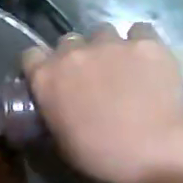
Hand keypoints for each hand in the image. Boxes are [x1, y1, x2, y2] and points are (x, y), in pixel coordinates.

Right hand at [22, 23, 182, 182]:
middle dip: (75, 54)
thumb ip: (52, 110)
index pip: (31, 55)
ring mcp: (111, 45)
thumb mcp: (57, 136)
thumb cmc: (96, 152)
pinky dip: (140, 40)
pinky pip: (140, 30)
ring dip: (106, 46)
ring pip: (103, 32)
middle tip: (88, 75)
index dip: (40, 64)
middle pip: (68, 41)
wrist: (151, 147)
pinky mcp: (148, 43)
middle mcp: (73, 54)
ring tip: (120, 64)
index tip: (49, 77)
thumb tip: (58, 107)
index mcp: (45, 77)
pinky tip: (146, 58)